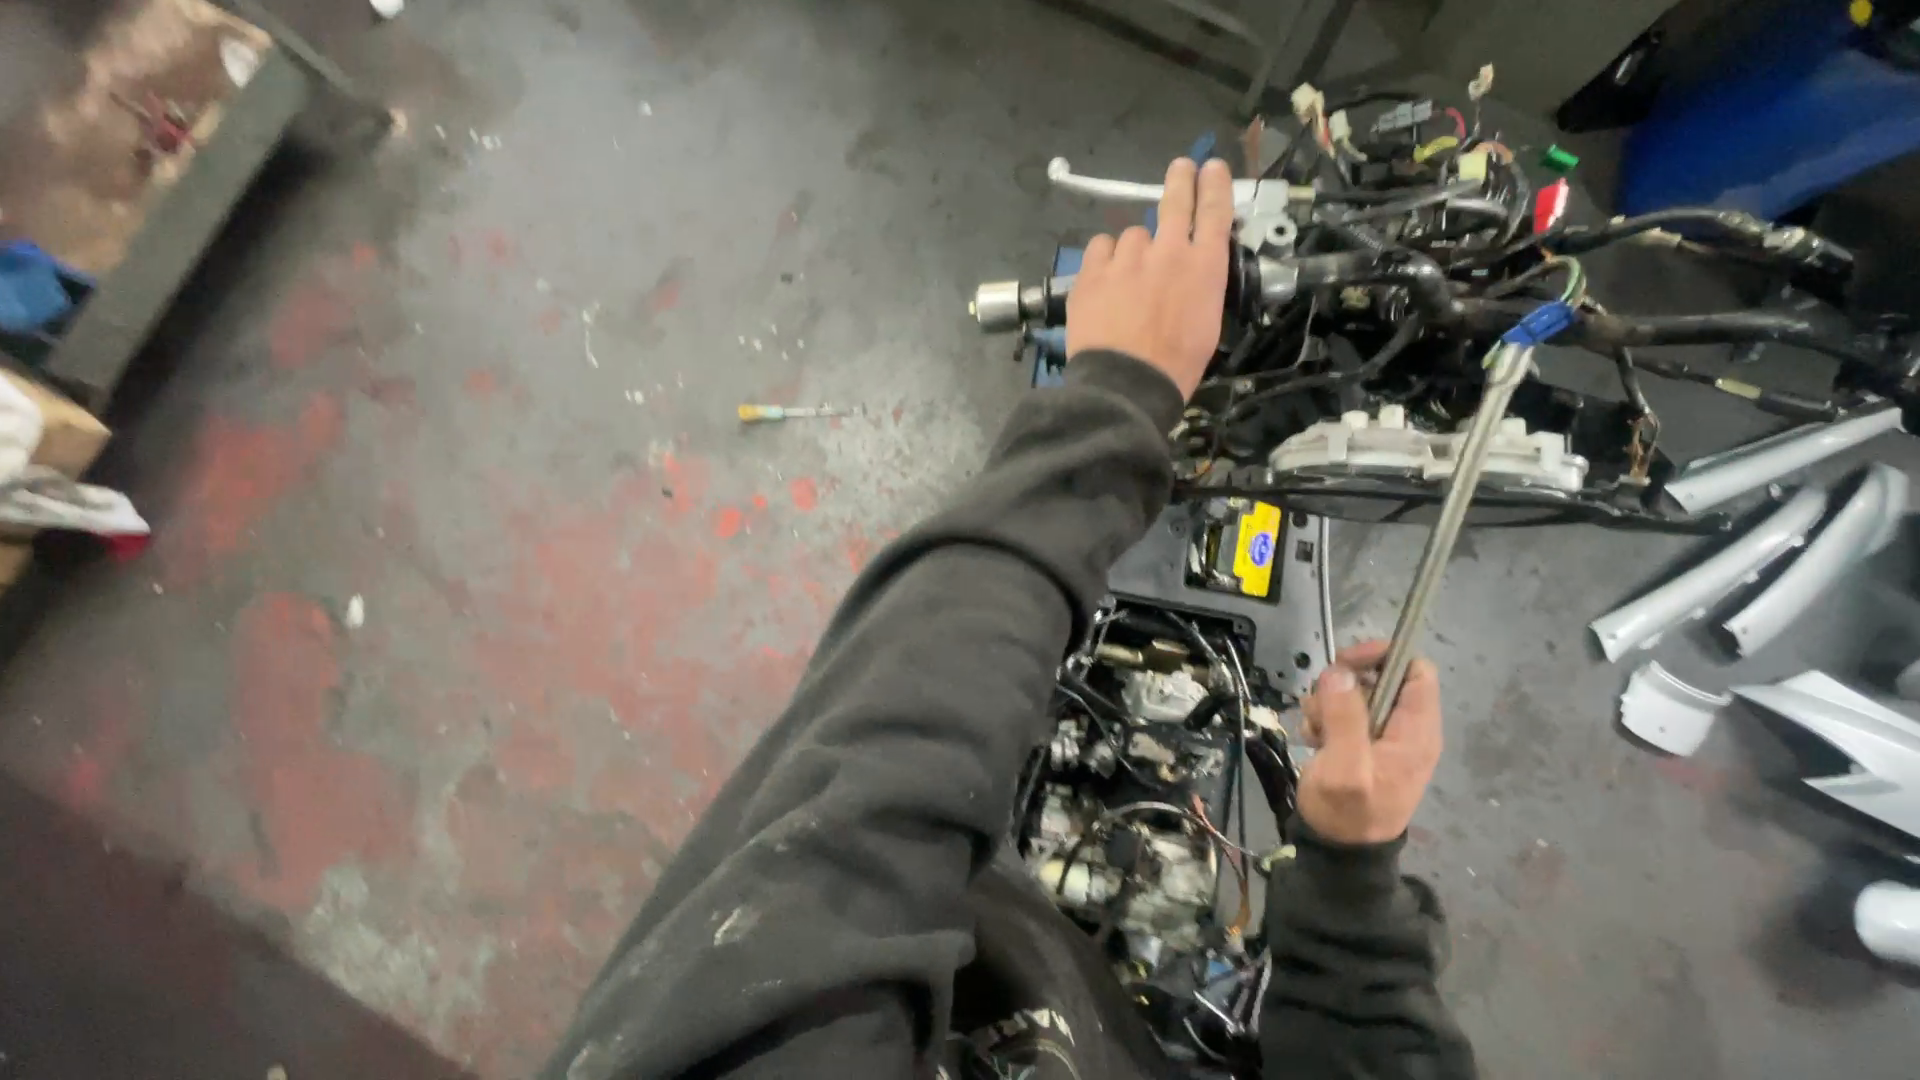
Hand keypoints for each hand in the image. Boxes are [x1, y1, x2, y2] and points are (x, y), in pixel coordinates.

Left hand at [1066, 158, 1233, 399]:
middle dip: (1181, 179)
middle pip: (1175, 200)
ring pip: (1132, 236)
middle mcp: (1168, 251)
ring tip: (1126, 282)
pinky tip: (1103, 280)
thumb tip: (1192, 272)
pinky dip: (1104, 260)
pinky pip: (1100, 248)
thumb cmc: (1175, 365)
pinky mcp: (1092, 270)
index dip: (1215, 185)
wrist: (1126, 383)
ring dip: (1132, 251)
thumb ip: (1201, 287)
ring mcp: (1127, 257)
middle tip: (1181, 168)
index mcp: (1204, 266)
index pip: (1215, 211)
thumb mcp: (1207, 324)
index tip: (1212, 168)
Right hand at [1297, 640, 1441, 844]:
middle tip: (1319, 703)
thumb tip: (1339, 673)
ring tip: (1315, 732)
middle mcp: (1405, 729)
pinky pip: (1343, 713)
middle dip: (1343, 684)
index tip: (1344, 664)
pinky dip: (1324, 718)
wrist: (1340, 854)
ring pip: (1355, 694)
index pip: (1416, 670)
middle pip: (1379, 677)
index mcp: (1415, 732)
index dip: (1382, 657)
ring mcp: (1383, 737)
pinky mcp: (1363, 745)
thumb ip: (1345, 719)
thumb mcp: (1344, 768)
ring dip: (1327, 703)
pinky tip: (1314, 740)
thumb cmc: (1348, 813)